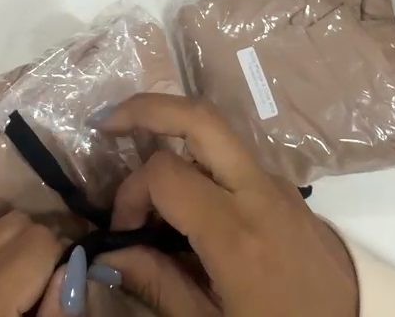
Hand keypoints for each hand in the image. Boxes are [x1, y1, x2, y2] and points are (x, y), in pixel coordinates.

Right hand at [91, 94, 358, 316]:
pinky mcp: (287, 189)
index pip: (165, 174)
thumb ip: (159, 286)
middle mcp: (259, 192)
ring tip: (140, 167)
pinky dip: (198, 161)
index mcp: (238, 232)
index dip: (130, 193)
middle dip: (147, 108)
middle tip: (108, 122)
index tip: (123, 233)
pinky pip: (233, 158)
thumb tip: (111, 254)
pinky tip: (183, 202)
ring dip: (173, 134)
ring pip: (217, 132)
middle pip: (200, 117)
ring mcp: (278, 184)